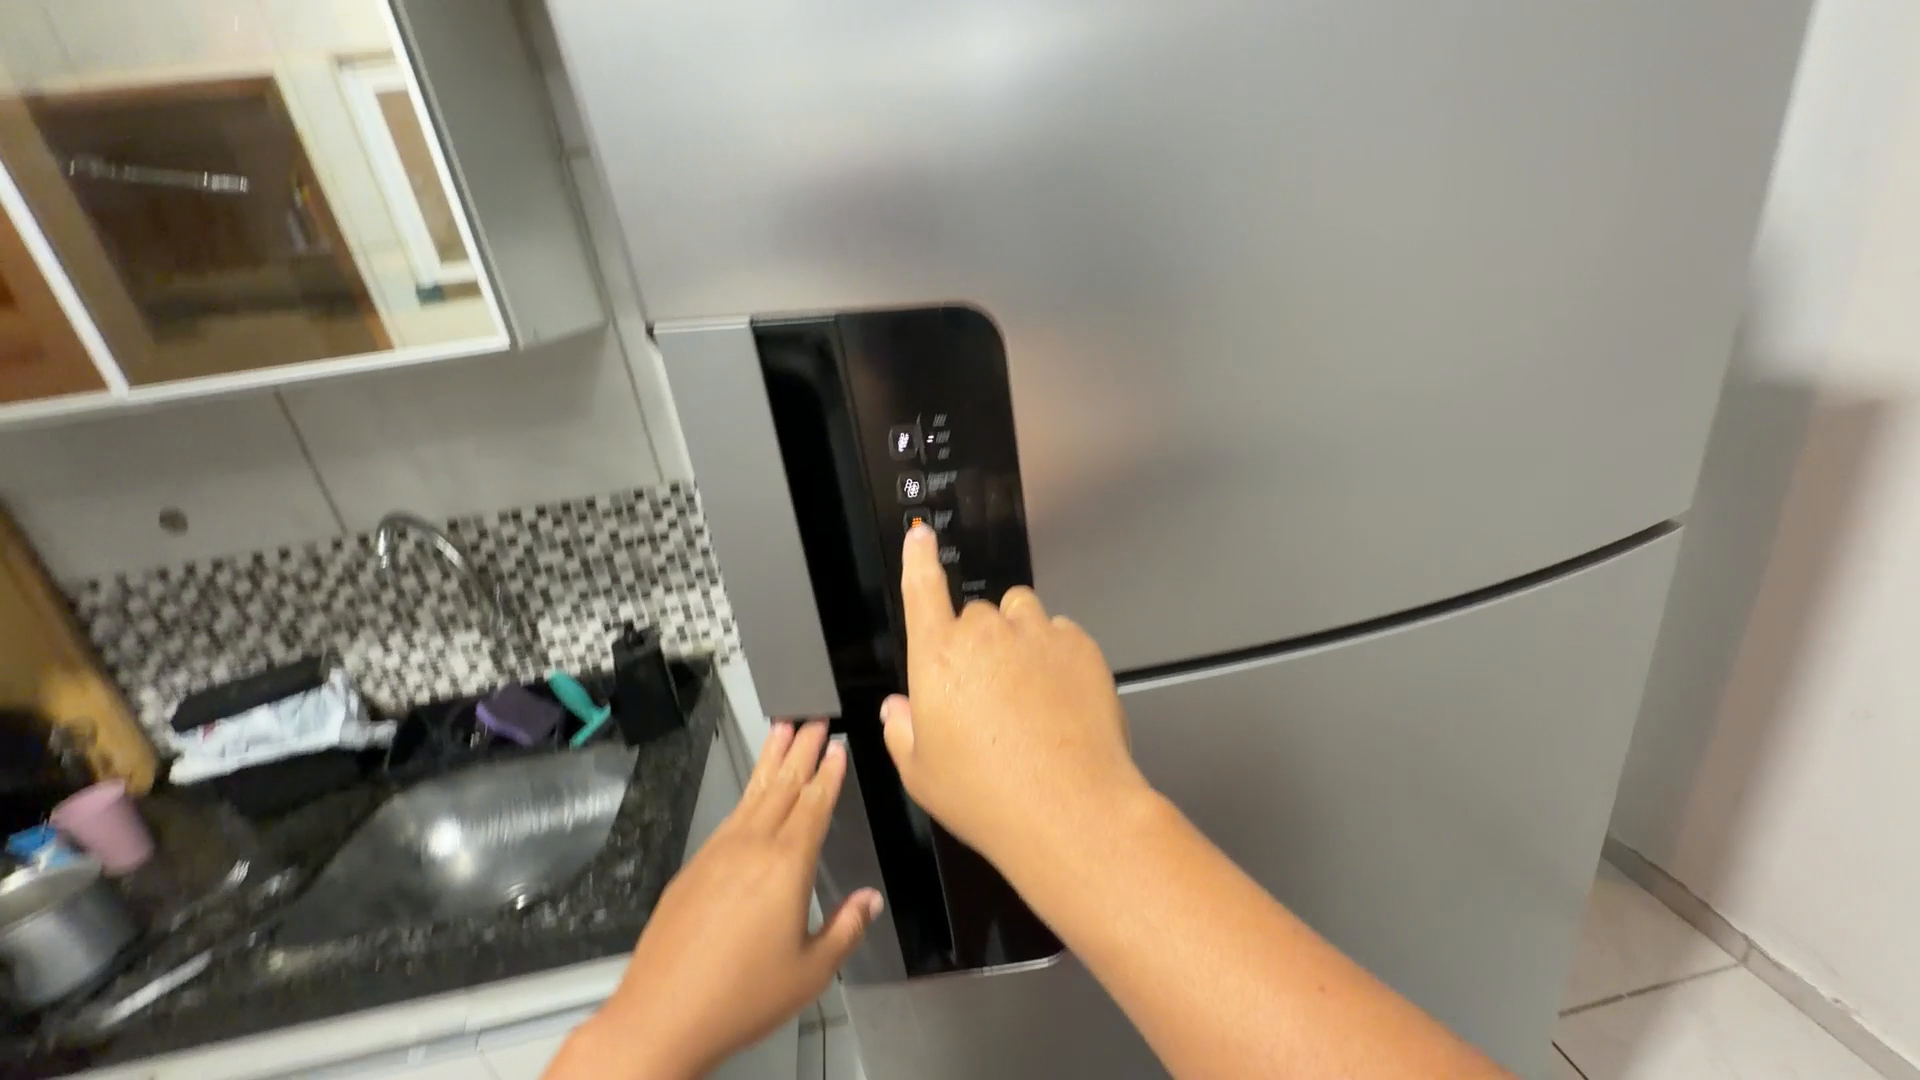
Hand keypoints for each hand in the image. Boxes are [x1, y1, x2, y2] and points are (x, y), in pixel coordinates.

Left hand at [557, 722, 882, 1079]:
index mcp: (787, 866)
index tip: (837, 746)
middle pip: (784, 787)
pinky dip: (746, 792)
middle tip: (815, 719)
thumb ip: (845, 929)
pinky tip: (753, 789)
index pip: (814, 806)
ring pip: (753, 793)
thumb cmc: (742, 997)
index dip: (828, 774)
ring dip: (771, 759)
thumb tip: (871, 899)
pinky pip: (730, 816)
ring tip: (783, 729)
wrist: (661, 1015)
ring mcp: (719, 852)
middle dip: (803, 750)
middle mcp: (753, 847)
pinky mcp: (695, 865)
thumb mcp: (811, 972)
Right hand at [883, 524, 1148, 873]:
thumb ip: (901, 730)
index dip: (918, 558)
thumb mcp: (921, 773)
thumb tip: (899, 709)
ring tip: (1026, 691)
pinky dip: (1055, 655)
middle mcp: (986, 635)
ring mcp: (1036, 635)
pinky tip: (1057, 699)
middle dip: (977, 642)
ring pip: (1020, 613)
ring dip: (1017, 637)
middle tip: (988, 693)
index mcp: (938, 658)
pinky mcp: (1079, 645)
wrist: (1069, 810)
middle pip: (975, 614)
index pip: (921, 589)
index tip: (920, 536)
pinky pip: (1060, 633)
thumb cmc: (990, 796)